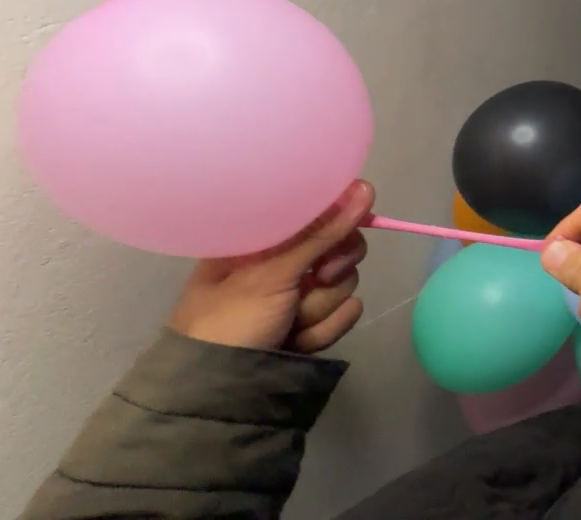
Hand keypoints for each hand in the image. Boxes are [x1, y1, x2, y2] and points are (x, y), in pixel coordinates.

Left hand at [167, 180, 373, 353]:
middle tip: (316, 280)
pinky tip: (298, 340)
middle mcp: (285, 262)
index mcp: (265, 241)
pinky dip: (325, 328)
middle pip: (343, 245)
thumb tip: (367, 187)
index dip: (339, 222)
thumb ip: (323, 232)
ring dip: (322, 307)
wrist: (214, 392)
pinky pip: (346, 311)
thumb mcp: (273, 273)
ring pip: (346, 281)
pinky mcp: (313, 319)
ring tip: (291, 323)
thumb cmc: (229, 322)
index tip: (339, 237)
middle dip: (333, 270)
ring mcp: (300, 292)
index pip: (321, 211)